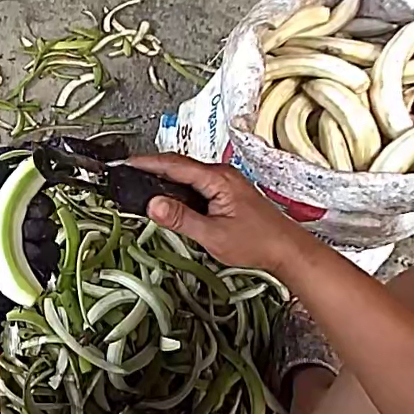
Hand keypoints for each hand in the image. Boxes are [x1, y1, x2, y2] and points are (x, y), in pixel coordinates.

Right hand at [127, 154, 315, 274]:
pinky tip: (169, 200)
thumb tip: (153, 204)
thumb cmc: (257, 242)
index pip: (175, 164)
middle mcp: (222, 174)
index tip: (127, 164)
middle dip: (153, 169)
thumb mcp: (213, 234)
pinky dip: (179, 189)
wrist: (287, 250)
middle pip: (179, 165)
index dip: (147, 163)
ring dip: (165, 180)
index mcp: (218, 179)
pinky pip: (196, 185)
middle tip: (129, 175)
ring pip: (187, 175)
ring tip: (142, 185)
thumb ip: (181, 219)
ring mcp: (225, 182)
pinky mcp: (226, 193)